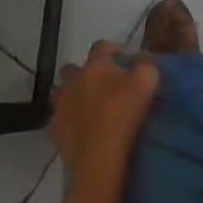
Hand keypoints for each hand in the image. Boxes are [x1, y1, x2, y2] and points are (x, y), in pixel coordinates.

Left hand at [48, 41, 159, 179]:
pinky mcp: (55, 129)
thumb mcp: (147, 83)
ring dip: (72, 96)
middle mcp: (73, 80)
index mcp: (95, 65)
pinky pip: (59, 119)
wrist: (98, 155)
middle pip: (72, 68)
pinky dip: (68, 121)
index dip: (111, 48)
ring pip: (61, 93)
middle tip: (101, 85)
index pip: (100, 46)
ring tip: (87, 108)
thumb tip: (144, 57)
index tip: (122, 57)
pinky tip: (79, 130)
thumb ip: (147, 64)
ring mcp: (60, 105)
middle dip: (84, 73)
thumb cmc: (123, 113)